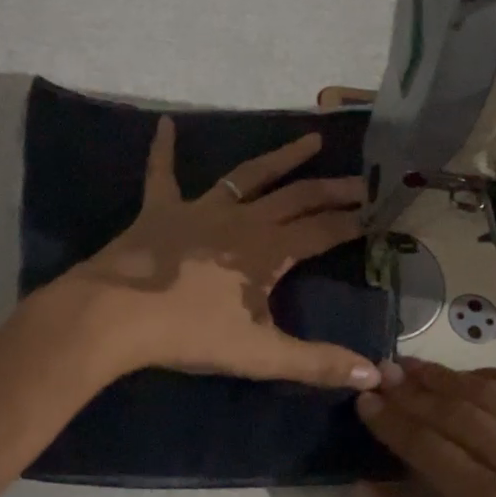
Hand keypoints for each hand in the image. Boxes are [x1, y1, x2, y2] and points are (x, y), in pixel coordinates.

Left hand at [41, 116, 381, 390]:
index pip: (322, 232)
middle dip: (331, 191)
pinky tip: (166, 124)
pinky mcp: (160, 209)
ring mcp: (199, 208)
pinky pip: (163, 173)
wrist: (116, 313)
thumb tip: (372, 373)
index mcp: (268, 251)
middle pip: (295, 198)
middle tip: (360, 183)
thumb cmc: (189, 333)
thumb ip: (316, 362)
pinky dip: (165, 149)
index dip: (352, 224)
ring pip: (247, 175)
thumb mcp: (259, 353)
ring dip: (280, 157)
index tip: (379, 214)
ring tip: (311, 140)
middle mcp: (241, 219)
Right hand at [355, 359, 495, 496]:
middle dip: (410, 389)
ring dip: (447, 376)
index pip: (427, 445)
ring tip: (415, 369)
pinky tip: (472, 379)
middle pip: (455, 410)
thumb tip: (364, 491)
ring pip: (493, 391)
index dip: (389, 419)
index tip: (363, 401)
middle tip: (379, 375)